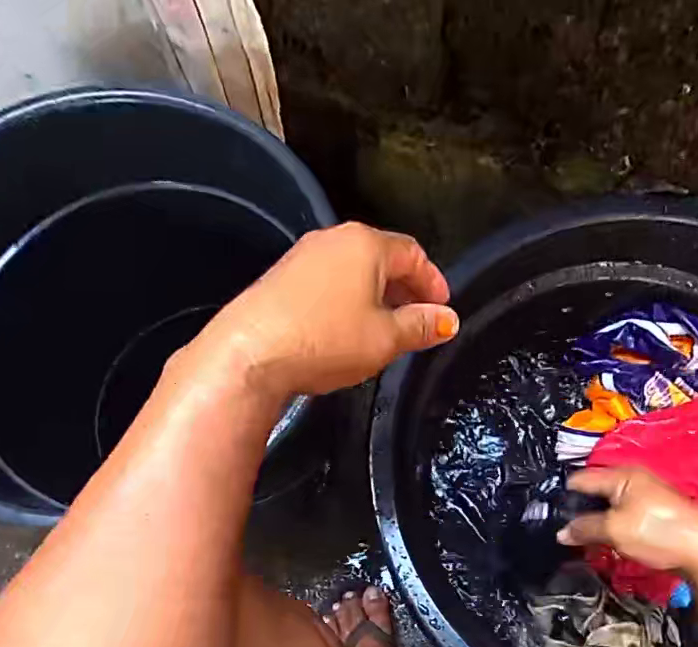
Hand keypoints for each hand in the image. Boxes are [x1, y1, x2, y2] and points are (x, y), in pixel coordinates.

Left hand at [186, 223, 457, 397]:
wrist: (250, 354)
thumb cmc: (324, 340)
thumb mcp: (385, 339)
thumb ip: (420, 326)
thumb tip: (447, 320)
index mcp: (365, 244)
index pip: (413, 253)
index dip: (433, 282)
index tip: (442, 309)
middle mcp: (332, 240)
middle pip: (381, 259)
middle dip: (405, 290)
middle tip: (418, 322)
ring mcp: (302, 258)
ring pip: (353, 272)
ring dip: (375, 298)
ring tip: (384, 332)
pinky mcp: (281, 280)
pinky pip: (328, 285)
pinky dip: (347, 303)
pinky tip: (346, 332)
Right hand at [558, 467, 697, 587]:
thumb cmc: (658, 533)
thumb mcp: (613, 530)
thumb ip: (583, 529)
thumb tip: (561, 533)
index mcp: (621, 475)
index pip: (580, 479)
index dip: (563, 496)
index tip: (550, 514)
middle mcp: (633, 479)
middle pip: (594, 491)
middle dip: (578, 510)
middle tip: (564, 530)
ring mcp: (645, 496)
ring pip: (608, 505)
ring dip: (595, 521)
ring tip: (582, 539)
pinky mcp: (653, 513)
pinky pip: (622, 515)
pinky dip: (611, 526)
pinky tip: (605, 541)